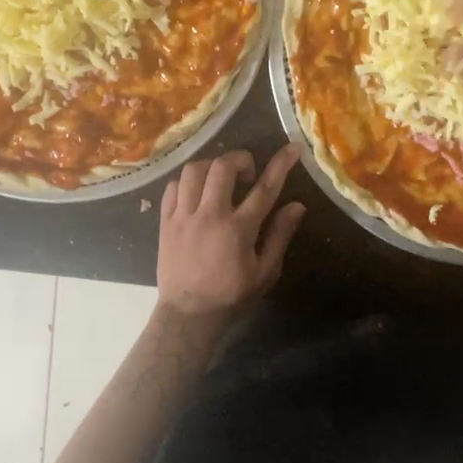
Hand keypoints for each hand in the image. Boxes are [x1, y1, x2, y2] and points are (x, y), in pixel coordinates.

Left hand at [156, 144, 306, 317]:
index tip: (292, 148)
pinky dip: (187, 181)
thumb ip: (280, 236)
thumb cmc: (232, 296)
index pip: (265, 188)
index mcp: (238, 229)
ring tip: (220, 179)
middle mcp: (209, 215)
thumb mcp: (265, 272)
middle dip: (239, 159)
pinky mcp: (166, 222)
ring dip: (211, 166)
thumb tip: (297, 206)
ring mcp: (183, 217)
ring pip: (193, 171)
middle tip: (247, 172)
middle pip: (222, 167)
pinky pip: (173, 187)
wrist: (188, 315)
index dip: (281, 164)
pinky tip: (197, 192)